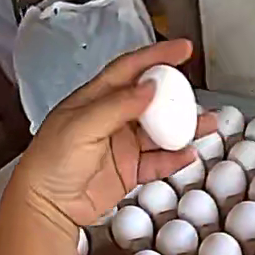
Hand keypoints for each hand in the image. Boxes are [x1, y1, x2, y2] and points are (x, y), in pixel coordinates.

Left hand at [7, 39, 217, 229]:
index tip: (182, 49)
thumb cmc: (51, 161)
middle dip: (177, 98)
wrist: (49, 204)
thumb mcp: (82, 126)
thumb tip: (149, 88)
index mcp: (96, 99)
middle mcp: (112, 119)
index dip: (157, 57)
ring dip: (183, 129)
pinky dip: (174, 159)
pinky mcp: (129, 171)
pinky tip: (188, 154)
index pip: (131, 69)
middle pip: (152, 102)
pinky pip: (158, 162)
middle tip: (196, 97)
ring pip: (160, 133)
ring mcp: (122, 146)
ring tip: (206, 126)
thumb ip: (117, 106)